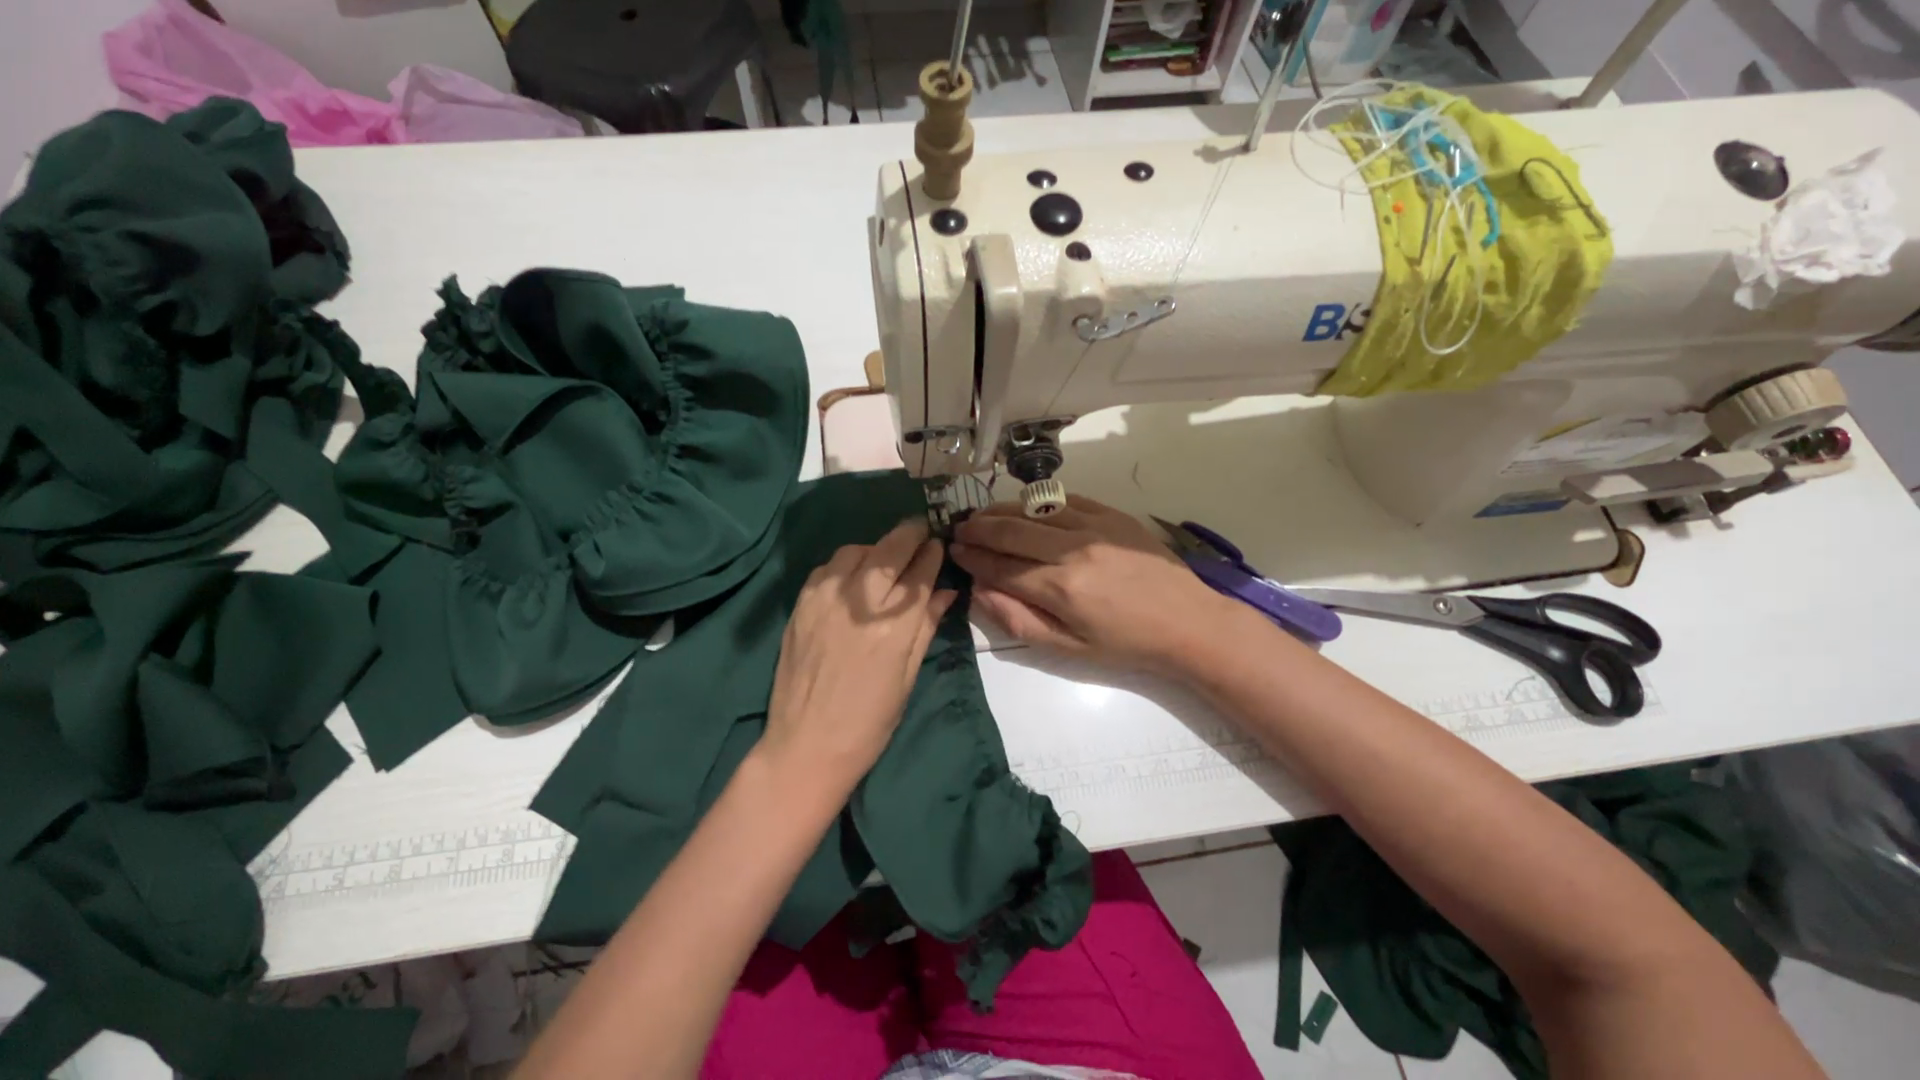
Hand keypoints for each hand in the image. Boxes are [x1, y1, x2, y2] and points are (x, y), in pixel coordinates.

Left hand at [760, 520, 957, 790]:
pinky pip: (827, 567)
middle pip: (890, 550)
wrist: (807, 745)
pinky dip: (846, 563)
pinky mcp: (801, 605)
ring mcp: (825, 601)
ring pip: (856, 551)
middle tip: (921, 531)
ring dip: (877, 548)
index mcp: (893, 629)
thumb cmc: (869, 722)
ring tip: (886, 558)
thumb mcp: (908, 678)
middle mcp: (859, 605)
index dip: (932, 555)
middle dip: (910, 535)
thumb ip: (925, 628)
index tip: (939, 545)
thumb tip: (945, 591)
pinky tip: (854, 576)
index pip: (920, 574)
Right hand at [950, 495, 1237, 673]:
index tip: (953, 552)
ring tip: (982, 516)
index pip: (1000, 567)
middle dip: (978, 529)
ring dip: (1002, 511)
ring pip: (1033, 509)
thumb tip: (980, 591)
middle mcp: (1072, 550)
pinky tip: (1024, 508)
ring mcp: (1094, 527)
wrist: (1187, 622)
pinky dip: (1037, 503)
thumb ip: (1019, 620)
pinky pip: (1064, 500)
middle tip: (958, 529)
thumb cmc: (1126, 645)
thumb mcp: (1068, 649)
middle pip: (1010, 531)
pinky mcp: (1112, 515)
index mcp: (1060, 589)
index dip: (971, 558)